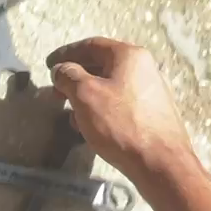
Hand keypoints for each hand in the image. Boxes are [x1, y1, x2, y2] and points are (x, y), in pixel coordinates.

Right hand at [47, 37, 197, 185]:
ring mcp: (152, 91)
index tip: (49, 65)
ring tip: (71, 113)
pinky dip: (102, 109)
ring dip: (86, 96)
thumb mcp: (84, 94)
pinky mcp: (154, 114)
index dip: (66, 53)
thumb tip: (62, 70)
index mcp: (129, 56)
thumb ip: (68, 76)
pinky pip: (121, 103)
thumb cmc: (120, 124)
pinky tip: (91, 126)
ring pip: (110, 86)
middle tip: (57, 91)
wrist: (162, 164)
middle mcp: (144, 68)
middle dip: (75, 78)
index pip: (91, 45)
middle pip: (102, 65)